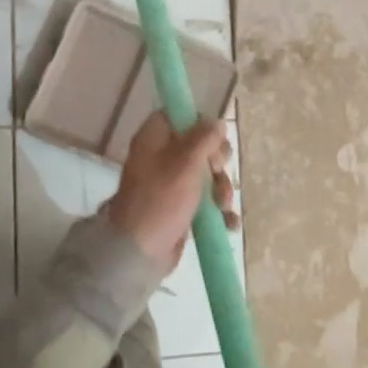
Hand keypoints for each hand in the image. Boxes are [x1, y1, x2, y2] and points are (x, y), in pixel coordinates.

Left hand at [104, 114, 238, 275]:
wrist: (140, 252)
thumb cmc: (161, 200)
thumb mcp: (185, 164)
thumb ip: (203, 139)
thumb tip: (217, 121)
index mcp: (154, 140)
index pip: (177, 116)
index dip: (198, 122)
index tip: (215, 137)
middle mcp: (161, 159)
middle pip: (198, 146)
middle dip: (217, 161)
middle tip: (218, 171)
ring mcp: (171, 186)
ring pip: (206, 176)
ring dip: (221, 189)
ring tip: (222, 206)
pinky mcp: (180, 210)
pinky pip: (205, 202)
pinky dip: (218, 212)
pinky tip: (227, 223)